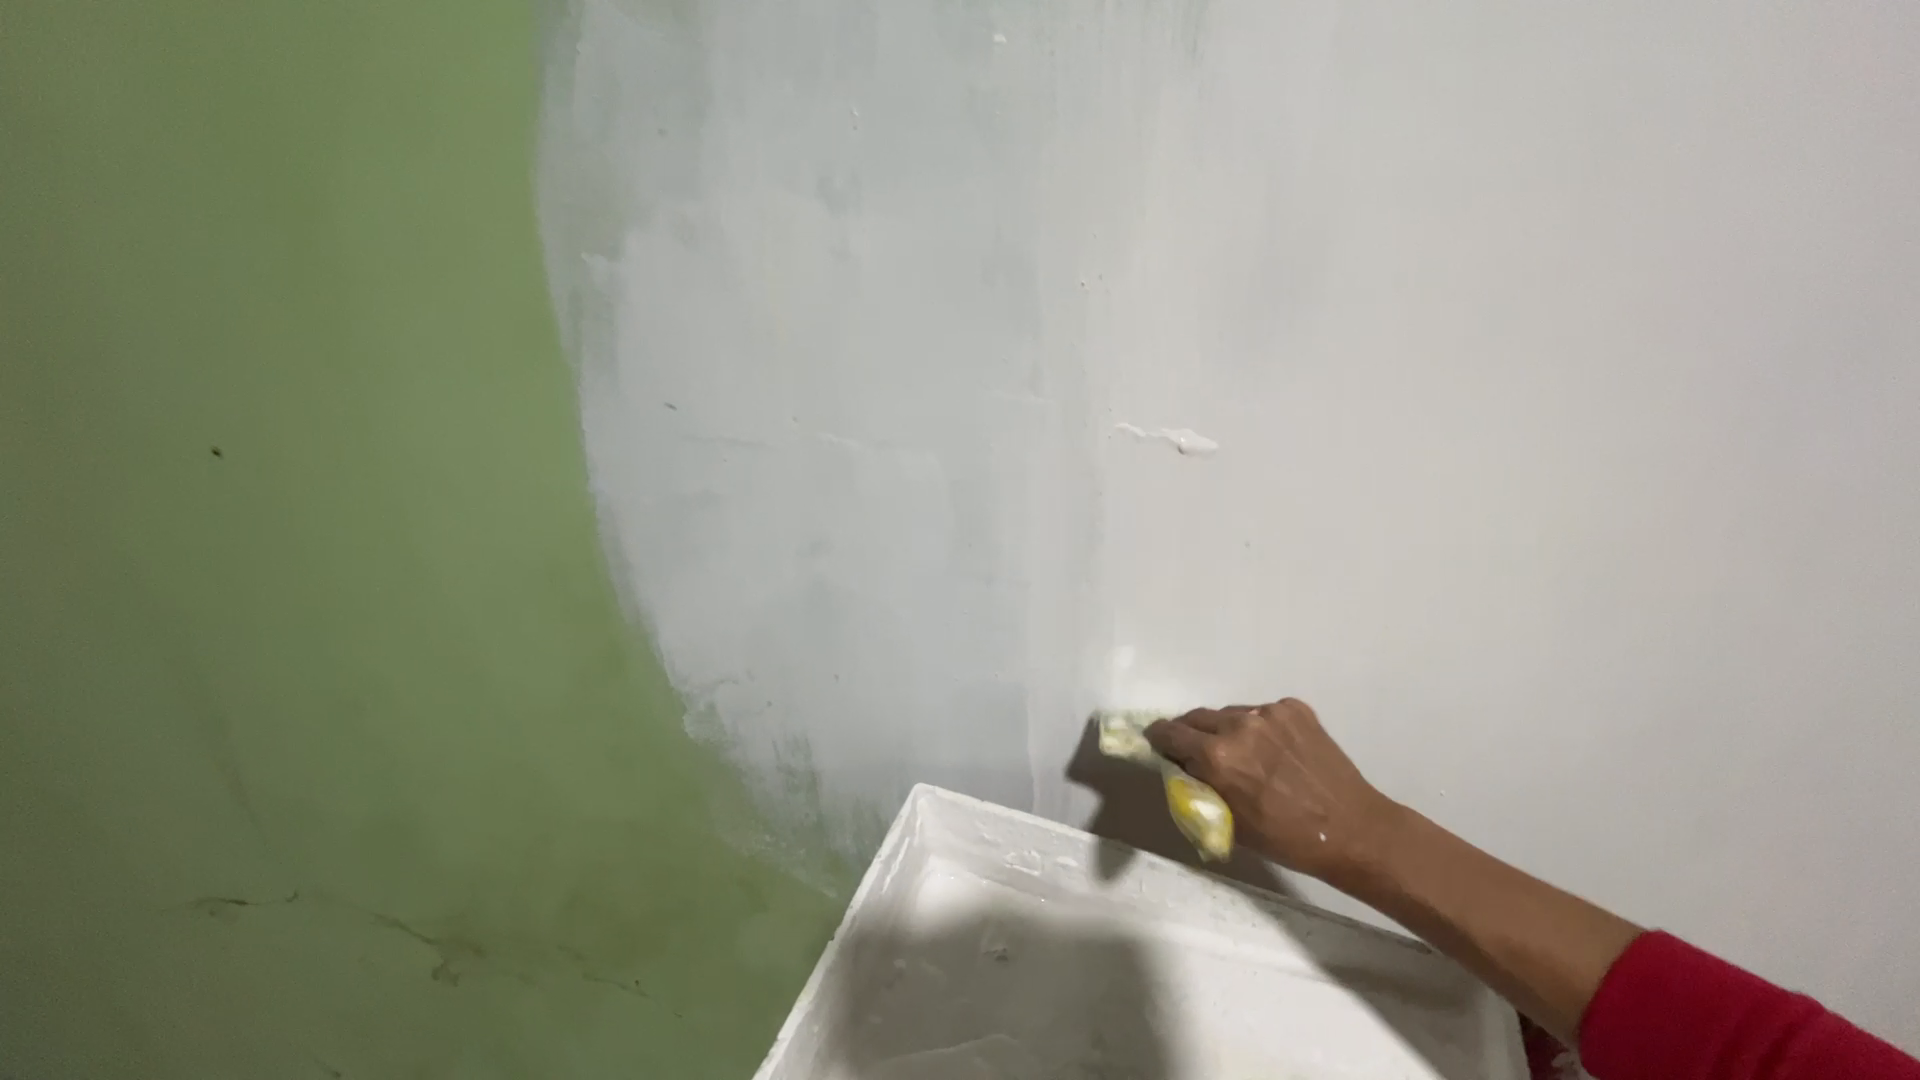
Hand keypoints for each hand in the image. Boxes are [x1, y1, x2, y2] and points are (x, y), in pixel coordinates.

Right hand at [1146, 699, 1398, 881]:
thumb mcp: (1229, 821)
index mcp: (1217, 756)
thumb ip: (1201, 787)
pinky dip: (1259, 728)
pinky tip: (1274, 751)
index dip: (1159, 738)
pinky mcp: (1295, 709)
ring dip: (1226, 730)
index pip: (1170, 732)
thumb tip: (1184, 767)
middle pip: (1197, 717)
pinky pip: (1262, 713)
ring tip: (1243, 754)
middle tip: (1196, 751)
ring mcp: (1270, 713)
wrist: (1353, 830)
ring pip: (1230, 714)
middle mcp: (1238, 725)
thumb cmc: (1286, 838)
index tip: (1157, 743)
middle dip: (1191, 733)